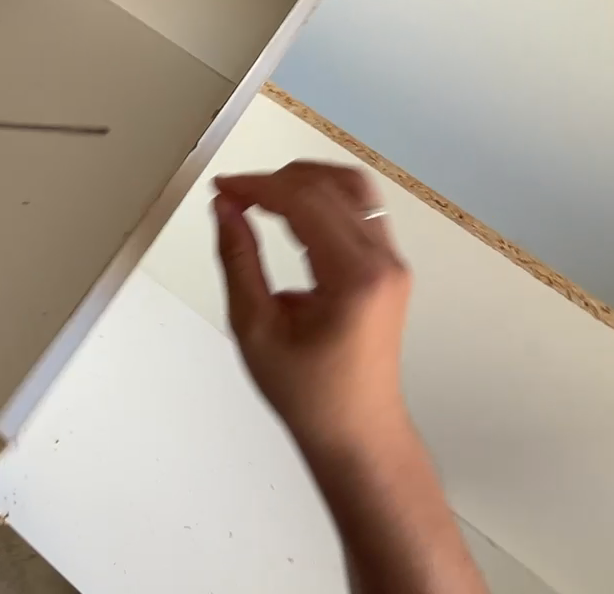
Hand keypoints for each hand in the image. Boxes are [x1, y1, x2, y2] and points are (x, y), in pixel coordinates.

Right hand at [213, 161, 412, 453]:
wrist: (357, 433)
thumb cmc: (306, 391)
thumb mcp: (254, 326)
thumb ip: (238, 258)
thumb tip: (224, 207)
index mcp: (353, 276)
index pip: (305, 202)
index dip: (257, 186)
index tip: (222, 188)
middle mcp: (382, 261)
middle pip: (331, 186)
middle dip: (276, 180)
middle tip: (235, 193)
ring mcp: (391, 262)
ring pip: (353, 188)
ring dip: (303, 180)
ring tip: (261, 195)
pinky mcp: (388, 267)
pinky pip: (359, 209)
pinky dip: (321, 196)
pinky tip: (289, 210)